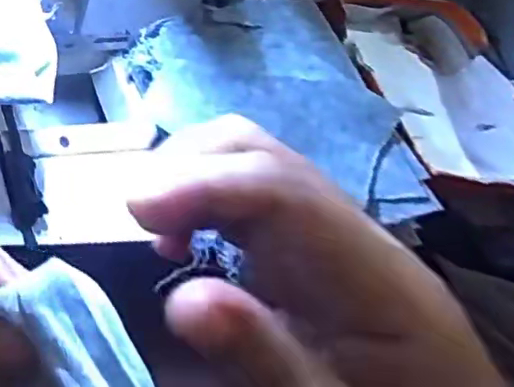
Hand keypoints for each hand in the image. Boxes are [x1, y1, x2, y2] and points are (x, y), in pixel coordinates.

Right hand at [129, 116, 501, 386]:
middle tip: (139, 217)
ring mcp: (331, 231)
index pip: (283, 192)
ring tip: (154, 225)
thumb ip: (266, 359)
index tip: (137, 209)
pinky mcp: (311, 243)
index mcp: (377, 277)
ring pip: (250, 158)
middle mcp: (352, 232)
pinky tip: (182, 238)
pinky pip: (248, 189)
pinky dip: (201, 193)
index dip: (203, 186)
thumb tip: (180, 302)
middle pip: (262, 153)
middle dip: (188, 165)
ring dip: (189, 172)